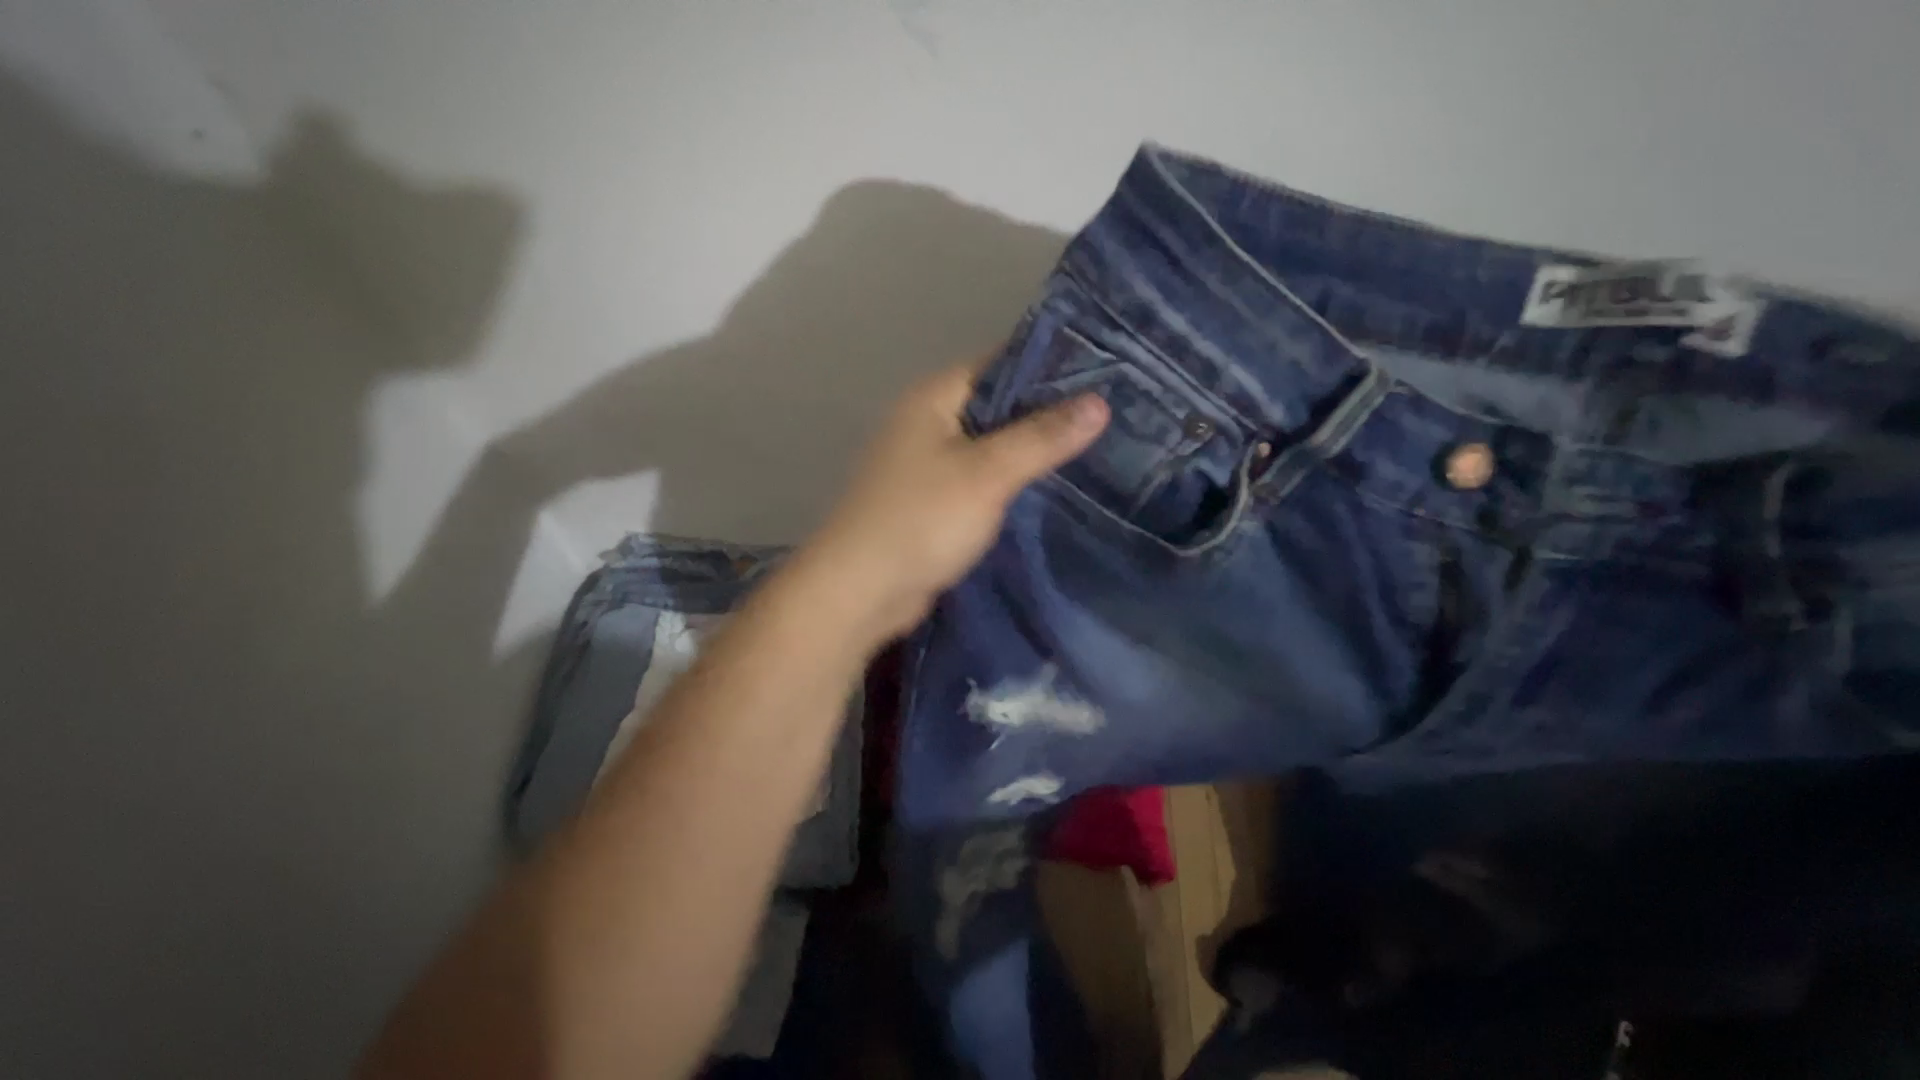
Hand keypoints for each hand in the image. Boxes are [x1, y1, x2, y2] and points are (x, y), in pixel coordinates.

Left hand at [799, 362, 1108, 642]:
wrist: (860, 592)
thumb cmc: (921, 521)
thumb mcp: (988, 474)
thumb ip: (1042, 437)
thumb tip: (1100, 402)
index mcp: (934, 397)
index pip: (1003, 362)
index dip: (1053, 365)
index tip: (1109, 374)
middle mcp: (928, 422)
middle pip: (999, 405)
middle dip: (1050, 412)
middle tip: (1115, 416)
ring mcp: (928, 464)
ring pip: (992, 446)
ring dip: (1033, 451)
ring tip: (1100, 450)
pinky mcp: (933, 504)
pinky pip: (983, 481)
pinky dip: (1013, 484)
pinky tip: (1056, 491)